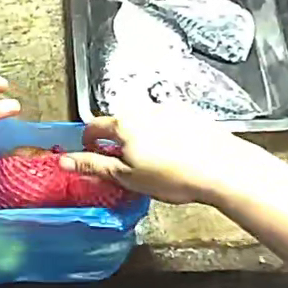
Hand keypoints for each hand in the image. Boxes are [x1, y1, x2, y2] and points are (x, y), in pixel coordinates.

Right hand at [57, 109, 266, 204]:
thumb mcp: (125, 176)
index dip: (87, 142)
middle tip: (121, 165)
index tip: (90, 154)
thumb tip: (64, 161)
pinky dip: (162, 137)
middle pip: (118, 123)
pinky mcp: (191, 116)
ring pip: (142, 123)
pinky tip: (172, 157)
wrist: (223, 169)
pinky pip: (166, 124)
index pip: (93, 126)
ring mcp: (169, 110)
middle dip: (115, 141)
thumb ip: (92, 166)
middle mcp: (144, 110)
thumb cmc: (173, 175)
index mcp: (123, 123)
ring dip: (139, 139)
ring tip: (149, 164)